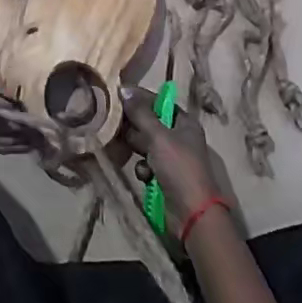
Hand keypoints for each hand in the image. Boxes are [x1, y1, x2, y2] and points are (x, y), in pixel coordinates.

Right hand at [124, 91, 222, 228]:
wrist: (191, 213)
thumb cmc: (178, 167)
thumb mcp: (159, 136)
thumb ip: (141, 113)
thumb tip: (124, 89)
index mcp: (185, 122)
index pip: (160, 102)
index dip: (141, 97)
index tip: (118, 94)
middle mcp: (179, 137)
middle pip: (150, 123)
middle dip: (133, 123)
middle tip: (111, 120)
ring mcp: (171, 158)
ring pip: (145, 144)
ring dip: (135, 146)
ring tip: (119, 146)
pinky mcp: (164, 176)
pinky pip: (147, 164)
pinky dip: (143, 168)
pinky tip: (144, 175)